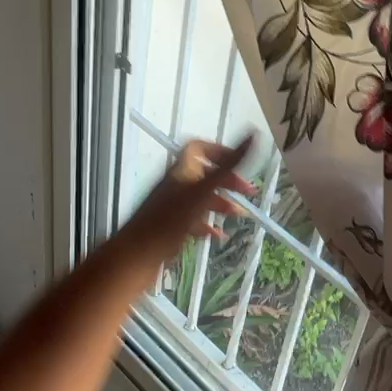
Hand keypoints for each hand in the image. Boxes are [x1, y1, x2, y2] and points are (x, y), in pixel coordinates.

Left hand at [109, 136, 257, 269]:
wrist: (138, 255)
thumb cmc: (171, 221)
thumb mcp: (203, 191)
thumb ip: (228, 166)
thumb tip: (254, 135)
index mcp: (181, 171)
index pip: (199, 149)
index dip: (219, 151)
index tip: (239, 164)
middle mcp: (176, 185)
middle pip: (204, 174)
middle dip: (228, 182)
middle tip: (248, 193)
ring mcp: (172, 206)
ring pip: (201, 198)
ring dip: (222, 204)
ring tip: (240, 215)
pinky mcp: (170, 227)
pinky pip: (193, 220)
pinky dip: (208, 225)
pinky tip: (219, 235)